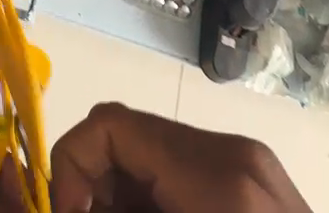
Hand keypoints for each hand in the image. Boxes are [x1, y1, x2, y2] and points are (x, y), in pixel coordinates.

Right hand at [50, 103, 311, 212]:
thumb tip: (66, 206)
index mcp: (211, 173)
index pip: (108, 125)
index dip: (71, 167)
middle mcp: (233, 154)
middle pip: (129, 137)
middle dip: (96, 187)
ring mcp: (252, 168)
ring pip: (155, 157)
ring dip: (125, 198)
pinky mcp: (262, 188)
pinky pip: (185, 176)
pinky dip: (158, 202)